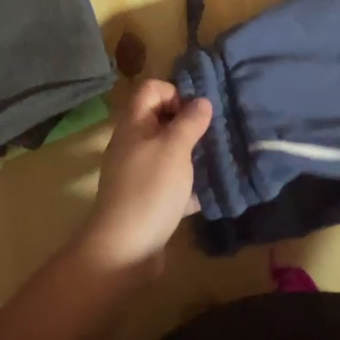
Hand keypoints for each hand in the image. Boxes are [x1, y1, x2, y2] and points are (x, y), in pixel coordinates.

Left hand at [78, 79, 212, 274]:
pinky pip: (169, 183)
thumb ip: (189, 122)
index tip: (195, 113)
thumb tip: (202, 101)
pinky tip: (206, 194)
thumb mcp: (175, 149)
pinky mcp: (145, 200)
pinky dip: (186, 185)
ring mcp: (137, 174)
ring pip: (167, 153)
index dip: (174, 93)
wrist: (124, 250)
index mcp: (134, 125)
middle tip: (213, 136)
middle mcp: (132, 145)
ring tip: (215, 162)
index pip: (151, 90)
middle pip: (160, 120)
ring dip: (191, 155)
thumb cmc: (150, 189)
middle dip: (188, 125)